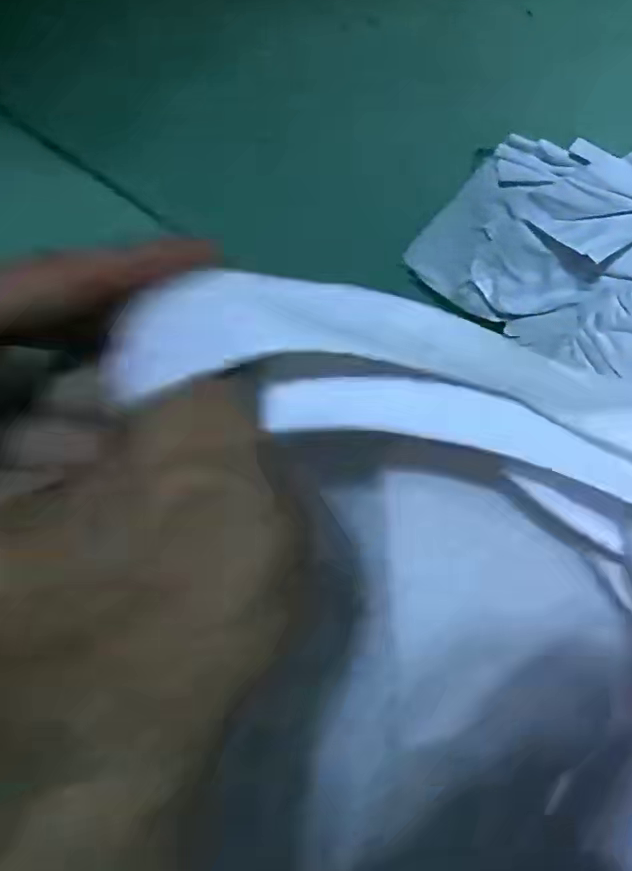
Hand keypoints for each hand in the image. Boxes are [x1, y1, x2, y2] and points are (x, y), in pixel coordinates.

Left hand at [0, 240, 305, 870]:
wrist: (105, 771)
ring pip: (17, 405)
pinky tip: (177, 426)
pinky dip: (106, 423)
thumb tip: (207, 322)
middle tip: (208, 313)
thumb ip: (203, 390)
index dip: (87, 278)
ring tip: (212, 374)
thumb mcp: (205, 494)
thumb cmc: (152, 629)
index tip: (202, 260)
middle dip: (104, 327)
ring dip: (115, 379)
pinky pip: (31, 449)